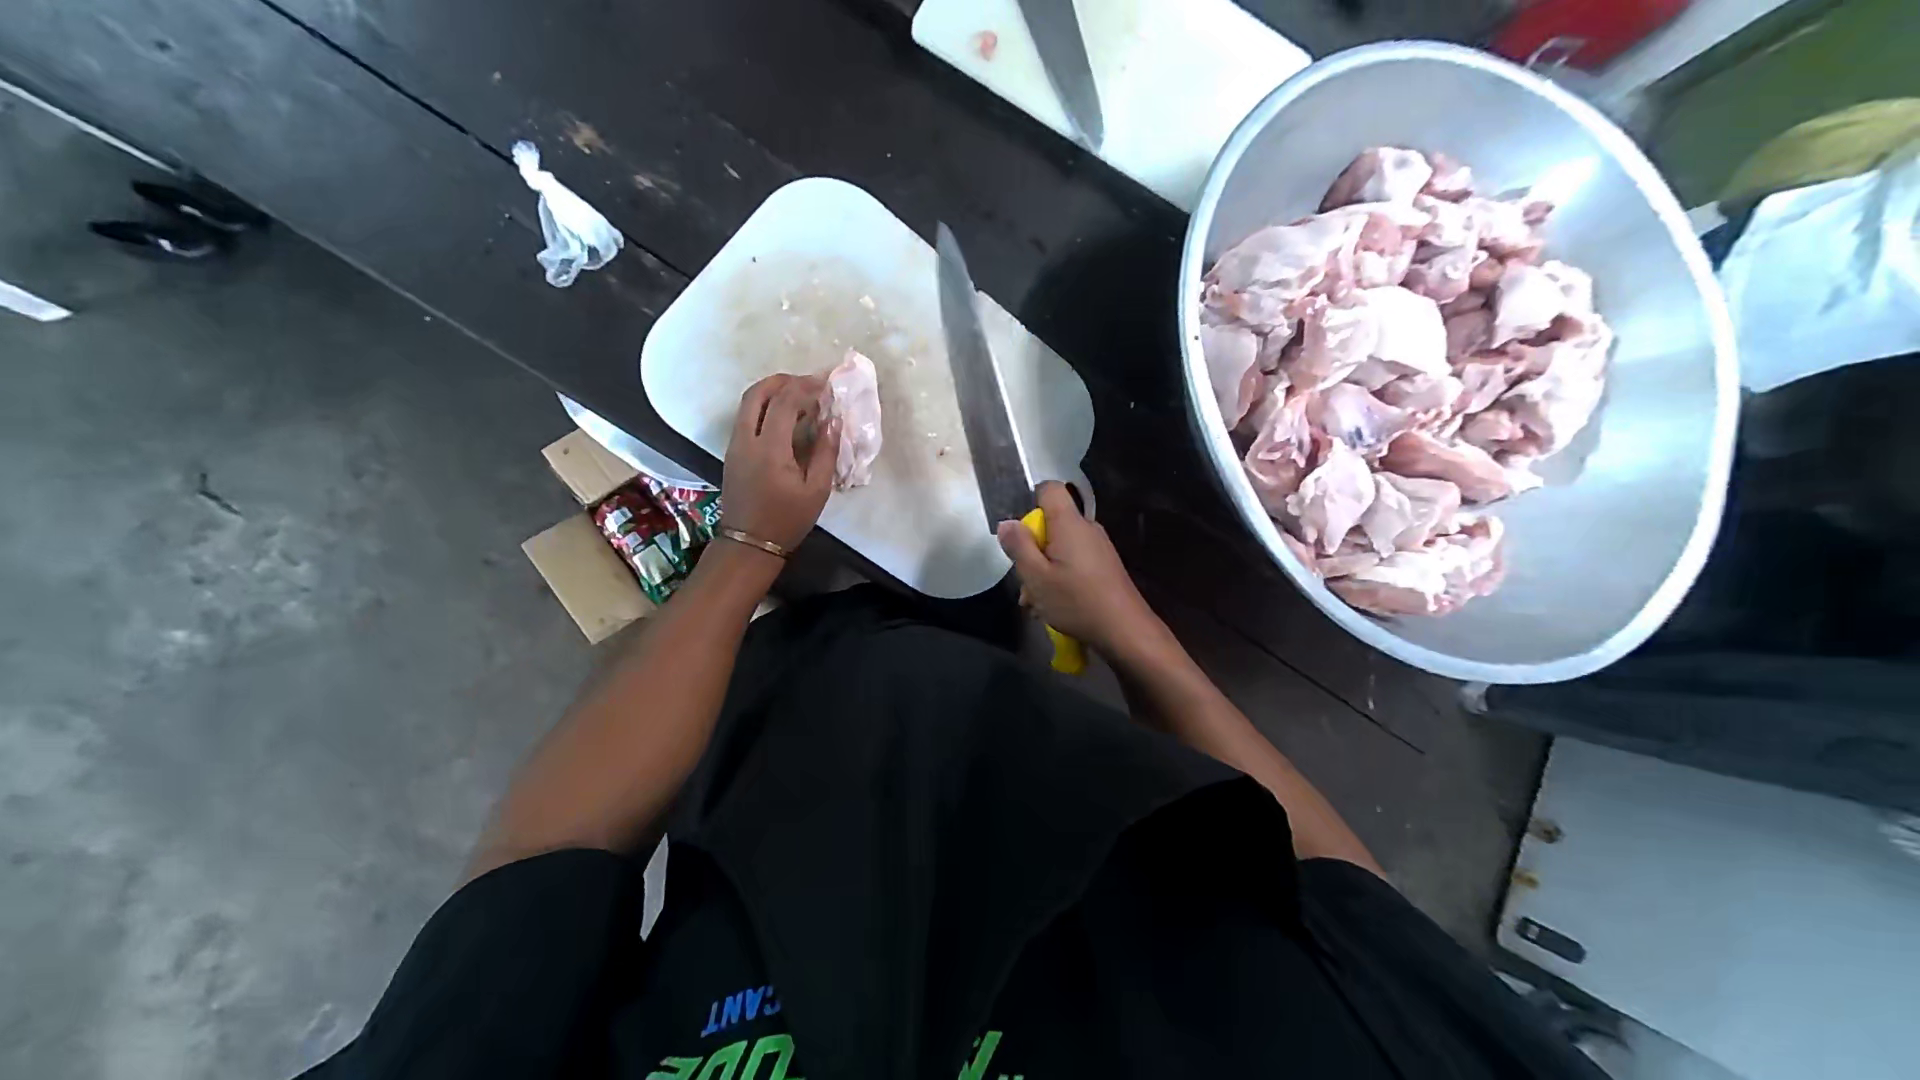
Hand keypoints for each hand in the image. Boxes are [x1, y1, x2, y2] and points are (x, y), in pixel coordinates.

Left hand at [721, 374, 839, 551]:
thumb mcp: (817, 490)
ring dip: (771, 393)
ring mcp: (735, 445)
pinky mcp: (732, 453)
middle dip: (782, 381)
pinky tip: (784, 418)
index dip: (805, 387)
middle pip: (756, 393)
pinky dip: (764, 408)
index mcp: (770, 449)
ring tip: (797, 397)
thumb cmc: (787, 519)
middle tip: (806, 383)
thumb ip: (826, 452)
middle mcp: (746, 440)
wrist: (749, 543)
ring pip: (747, 404)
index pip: (783, 402)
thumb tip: (833, 422)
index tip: (824, 384)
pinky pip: (746, 418)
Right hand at [996, 482, 1170, 661]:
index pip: (1050, 489)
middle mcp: (1087, 528)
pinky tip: (1054, 606)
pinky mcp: (1104, 566)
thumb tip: (1006, 523)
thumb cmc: (1076, 601)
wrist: (1125, 630)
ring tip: (1037, 603)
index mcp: (1070, 523)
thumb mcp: (1036, 577)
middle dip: (1033, 549)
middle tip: (1025, 581)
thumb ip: (1018, 546)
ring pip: (1061, 547)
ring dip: (1044, 570)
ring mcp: (1098, 547)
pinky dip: (1060, 577)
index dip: (1030, 500)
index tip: (1020, 531)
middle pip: (1052, 523)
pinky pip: (1074, 561)